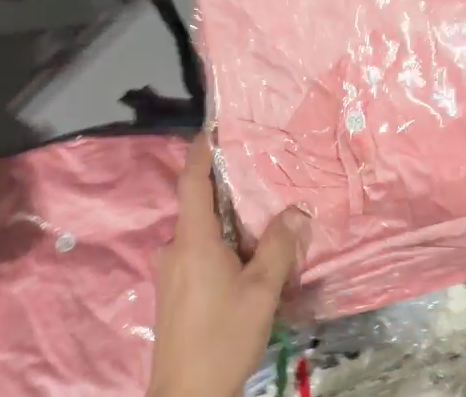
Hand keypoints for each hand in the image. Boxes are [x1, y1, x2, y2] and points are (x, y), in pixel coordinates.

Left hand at [148, 136, 308, 396]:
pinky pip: (195, 255)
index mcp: (192, 239)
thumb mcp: (260, 291)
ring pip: (198, 234)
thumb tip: (296, 210)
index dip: (201, 151)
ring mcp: (169, 273)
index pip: (191, 180)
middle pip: (197, 206)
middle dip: (224, 191)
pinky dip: (218, 247)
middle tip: (257, 178)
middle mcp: (174, 248)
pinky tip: (242, 263)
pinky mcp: (172, 294)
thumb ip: (278, 247)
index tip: (214, 128)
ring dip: (224, 225)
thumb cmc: (222, 336)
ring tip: (258, 223)